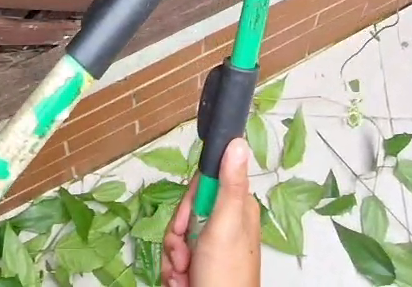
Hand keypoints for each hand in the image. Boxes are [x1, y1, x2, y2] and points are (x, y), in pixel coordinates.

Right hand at [160, 138, 260, 286]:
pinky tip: (183, 284)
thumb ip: (229, 183)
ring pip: (177, 237)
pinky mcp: (198, 269)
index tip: (187, 216)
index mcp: (237, 209)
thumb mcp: (226, 224)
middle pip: (186, 211)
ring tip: (185, 275)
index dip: (190, 199)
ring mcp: (211, 249)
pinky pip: (175, 260)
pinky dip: (174, 273)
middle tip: (186, 253)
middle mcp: (224, 226)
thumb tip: (237, 140)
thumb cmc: (225, 275)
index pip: (206, 184)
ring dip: (174, 258)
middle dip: (177, 234)